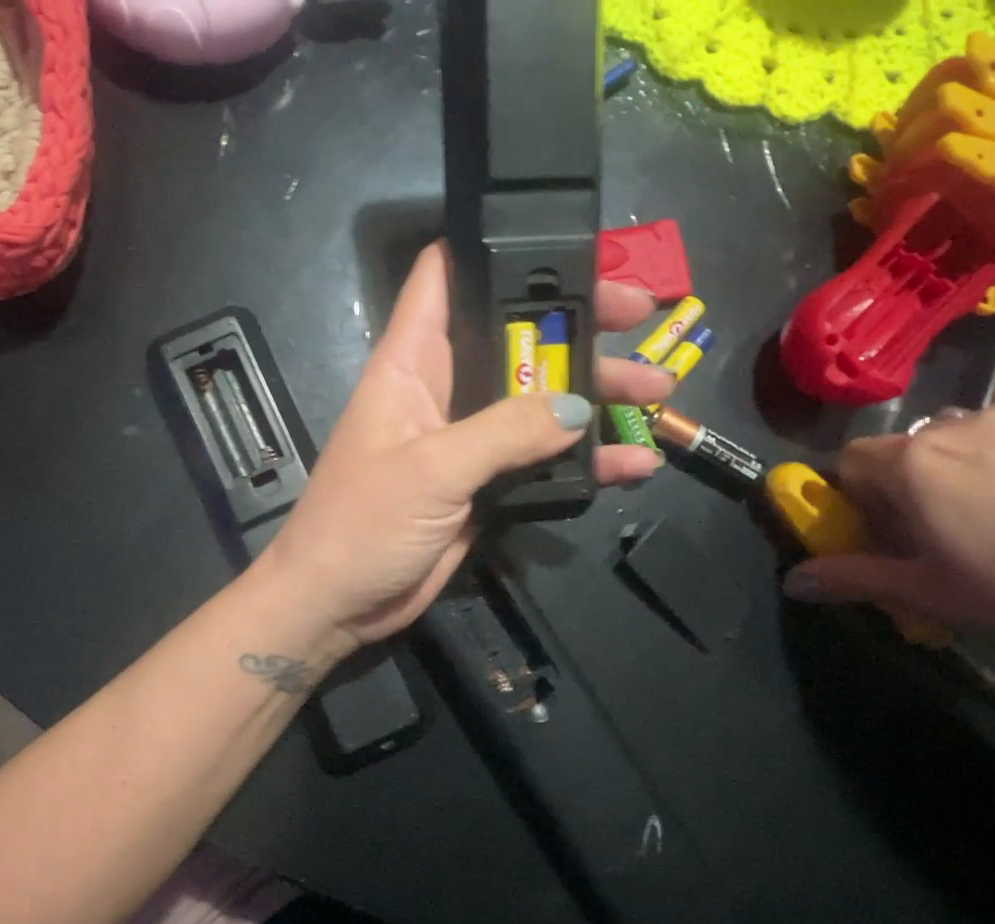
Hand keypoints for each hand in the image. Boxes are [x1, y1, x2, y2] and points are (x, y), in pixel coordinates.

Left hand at [253, 241, 677, 646]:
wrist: (337, 605)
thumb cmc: (362, 525)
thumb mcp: (432, 469)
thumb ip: (505, 432)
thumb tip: (576, 406)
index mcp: (412, 363)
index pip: (446, 277)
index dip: (498, 251)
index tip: (565, 246)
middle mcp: (443, 389)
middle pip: (515, 337)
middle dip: (577, 325)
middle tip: (642, 317)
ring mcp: (467, 438)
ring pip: (539, 399)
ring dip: (595, 396)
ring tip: (658, 395)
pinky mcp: (483, 484)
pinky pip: (541, 458)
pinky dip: (585, 459)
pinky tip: (632, 464)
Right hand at [784, 406, 994, 688]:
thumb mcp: (930, 597)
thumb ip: (853, 578)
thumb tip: (792, 580)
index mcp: (918, 463)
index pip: (850, 460)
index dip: (855, 499)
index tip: (882, 535)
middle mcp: (974, 424)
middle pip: (918, 447)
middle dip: (916, 484)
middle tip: (948, 538)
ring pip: (986, 437)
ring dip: (979, 471)